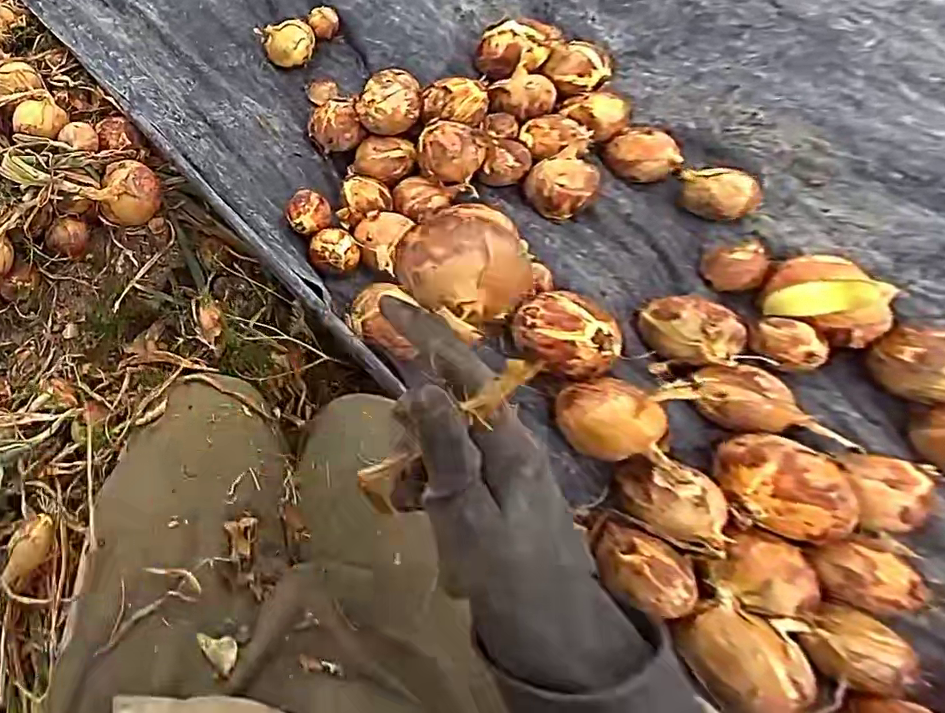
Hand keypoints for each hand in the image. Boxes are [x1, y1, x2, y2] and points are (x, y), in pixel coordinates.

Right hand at [379, 298, 651, 694]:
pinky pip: (445, 457)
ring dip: (414, 449)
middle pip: (447, 394)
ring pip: (441, 427)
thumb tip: (420, 385)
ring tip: (406, 493)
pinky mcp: (491, 483)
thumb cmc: (508, 574)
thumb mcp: (466, 510)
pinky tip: (414, 502)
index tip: (387, 304)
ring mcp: (500, 462)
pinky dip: (422, 472)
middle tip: (396, 444)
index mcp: (506, 438)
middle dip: (411, 408)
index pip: (460, 366)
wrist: (557, 640)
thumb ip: (444, 445)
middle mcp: (506, 439)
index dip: (423, 331)